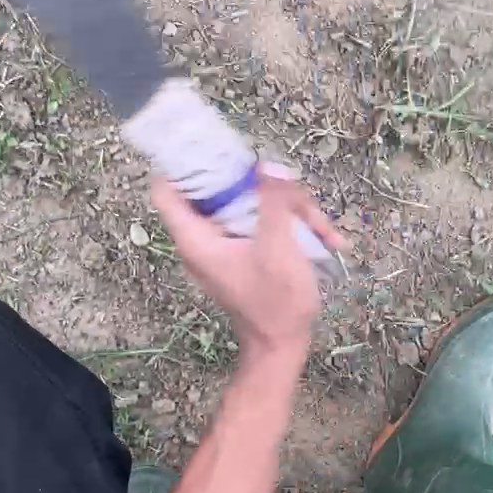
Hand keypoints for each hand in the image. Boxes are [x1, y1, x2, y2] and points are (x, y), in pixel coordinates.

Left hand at [149, 163, 346, 363]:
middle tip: (290, 190)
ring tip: (322, 231)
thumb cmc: (275, 303)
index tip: (208, 145)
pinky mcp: (244, 252)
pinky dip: (290, 227)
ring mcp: (224, 246)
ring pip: (248, 206)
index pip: (166, 191)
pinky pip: (261, 224)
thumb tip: (270, 164)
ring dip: (288, 211)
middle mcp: (203, 239)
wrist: (283, 347)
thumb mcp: (277, 247)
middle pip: (218, 191)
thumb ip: (273, 203)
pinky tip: (326, 241)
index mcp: (196, 239)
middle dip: (259, 186)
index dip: (179, 164)